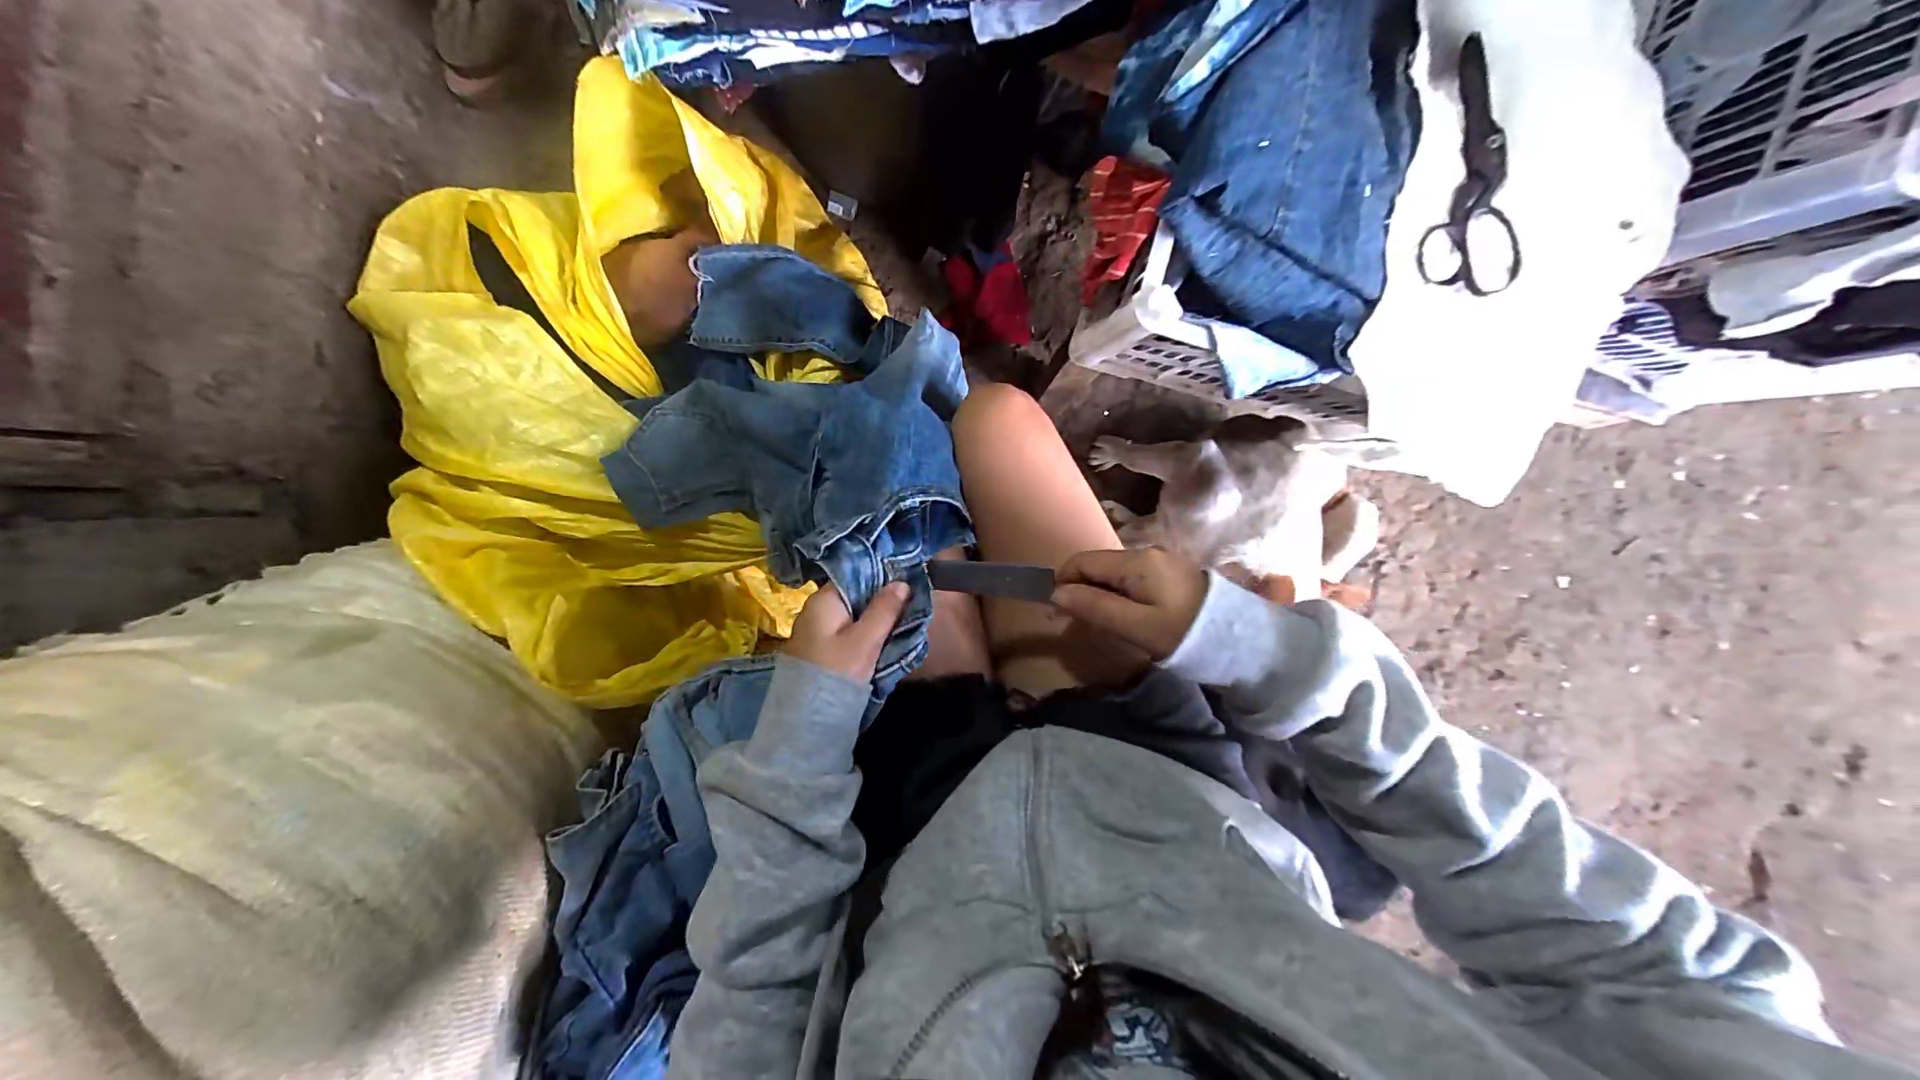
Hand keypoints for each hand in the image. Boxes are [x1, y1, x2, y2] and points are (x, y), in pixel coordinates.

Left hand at [784, 581, 910, 682]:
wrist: (805, 718)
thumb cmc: (836, 672)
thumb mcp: (865, 640)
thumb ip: (884, 610)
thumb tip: (901, 582)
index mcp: (824, 600)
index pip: (855, 576)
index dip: (881, 576)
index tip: (907, 580)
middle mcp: (817, 610)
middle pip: (854, 596)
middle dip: (881, 599)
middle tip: (911, 602)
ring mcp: (817, 631)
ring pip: (852, 616)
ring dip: (875, 618)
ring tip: (903, 619)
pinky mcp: (820, 650)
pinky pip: (846, 632)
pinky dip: (864, 633)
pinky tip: (883, 638)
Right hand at [1051, 548, 1206, 660]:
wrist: (1244, 640)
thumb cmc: (1186, 634)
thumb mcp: (1136, 626)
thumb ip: (1095, 607)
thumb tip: (1056, 593)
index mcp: (1136, 561)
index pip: (1083, 561)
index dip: (1062, 582)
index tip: (1057, 612)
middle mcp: (1147, 552)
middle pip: (1098, 565)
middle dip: (1080, 589)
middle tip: (1076, 622)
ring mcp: (1162, 560)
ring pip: (1115, 572)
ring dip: (1100, 593)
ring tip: (1101, 622)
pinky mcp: (1173, 573)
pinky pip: (1133, 578)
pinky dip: (1119, 594)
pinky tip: (1126, 615)